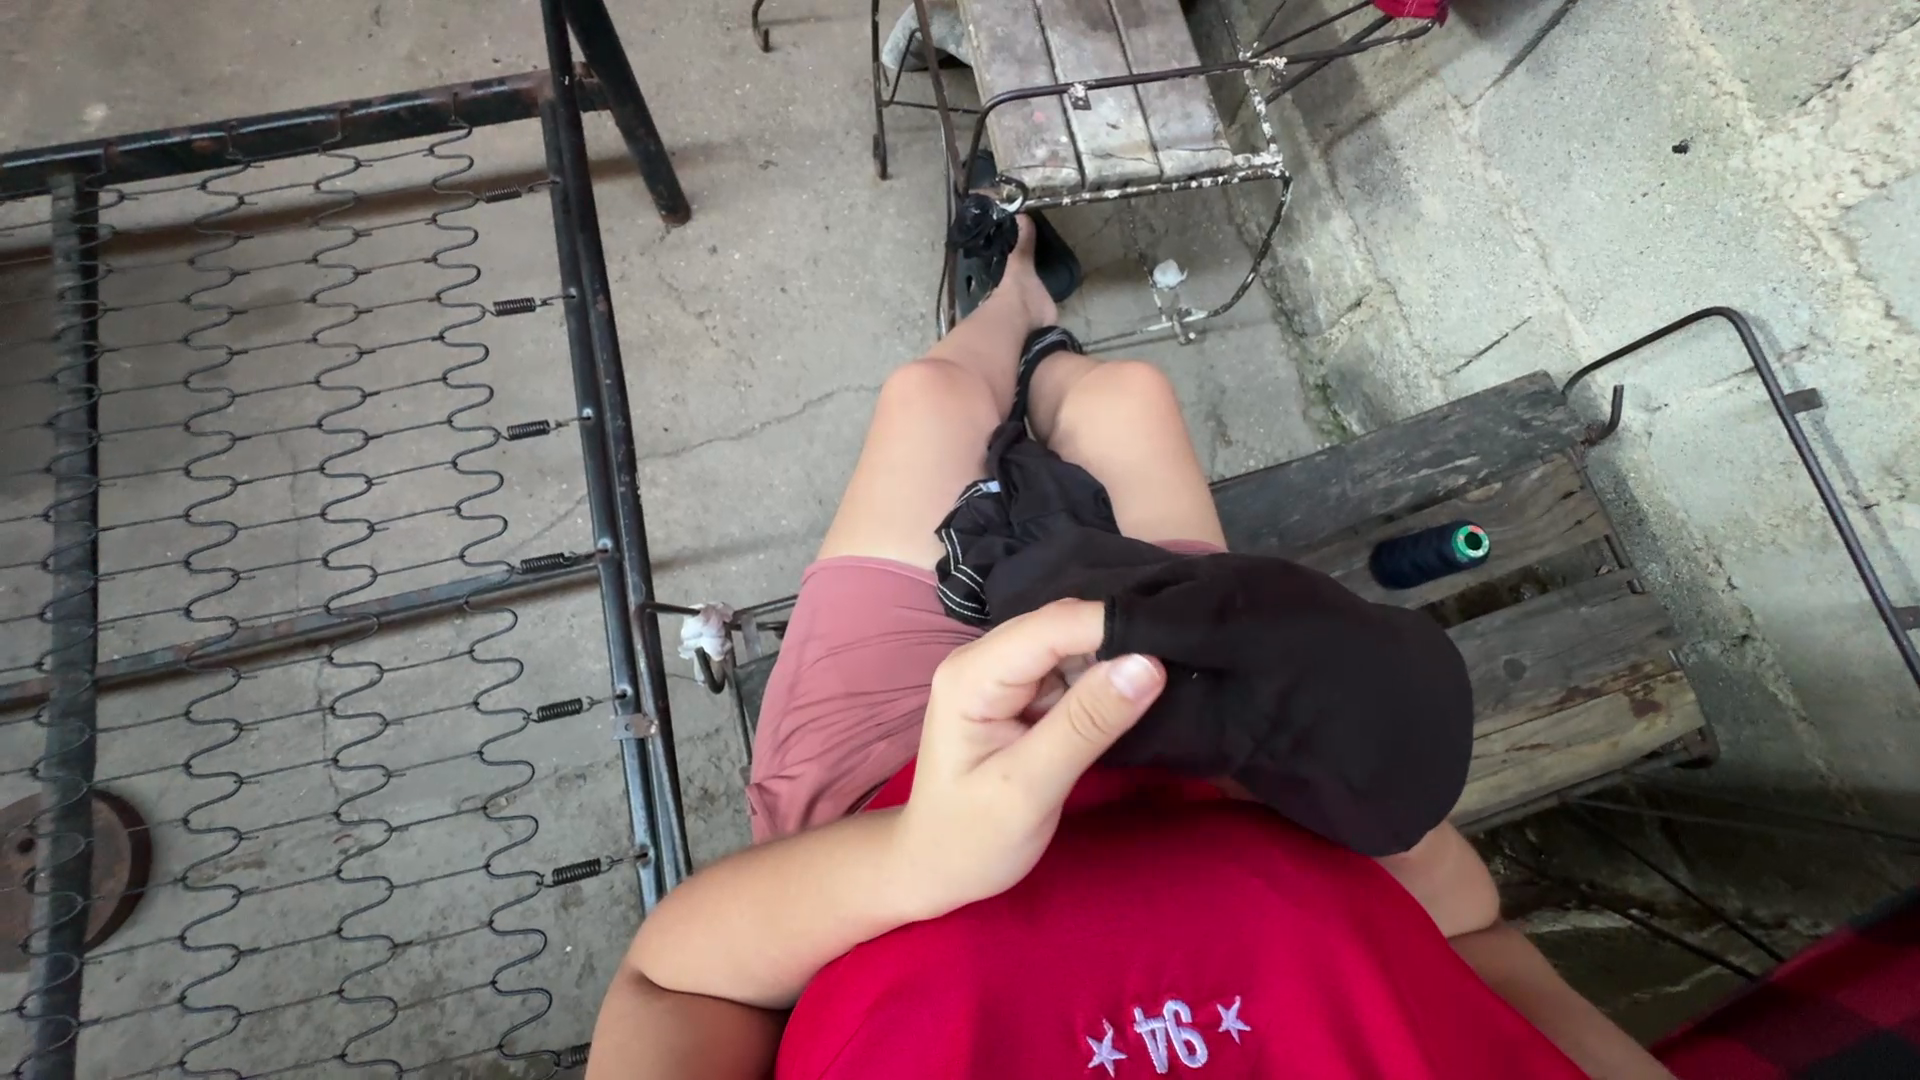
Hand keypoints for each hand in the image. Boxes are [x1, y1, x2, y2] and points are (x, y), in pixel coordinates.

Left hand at [890, 599, 1165, 918]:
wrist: (935, 868)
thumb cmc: (971, 838)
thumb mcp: (1030, 787)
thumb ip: (1087, 724)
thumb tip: (1149, 663)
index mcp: (973, 674)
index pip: (1052, 627)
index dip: (1113, 624)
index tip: (1179, 638)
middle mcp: (984, 659)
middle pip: (1062, 627)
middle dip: (1120, 635)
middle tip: (1186, 652)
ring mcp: (1002, 675)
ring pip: (1071, 645)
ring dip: (1117, 655)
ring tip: (1175, 667)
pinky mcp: (1021, 694)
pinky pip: (1071, 670)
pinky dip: (1105, 677)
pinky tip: (1140, 688)